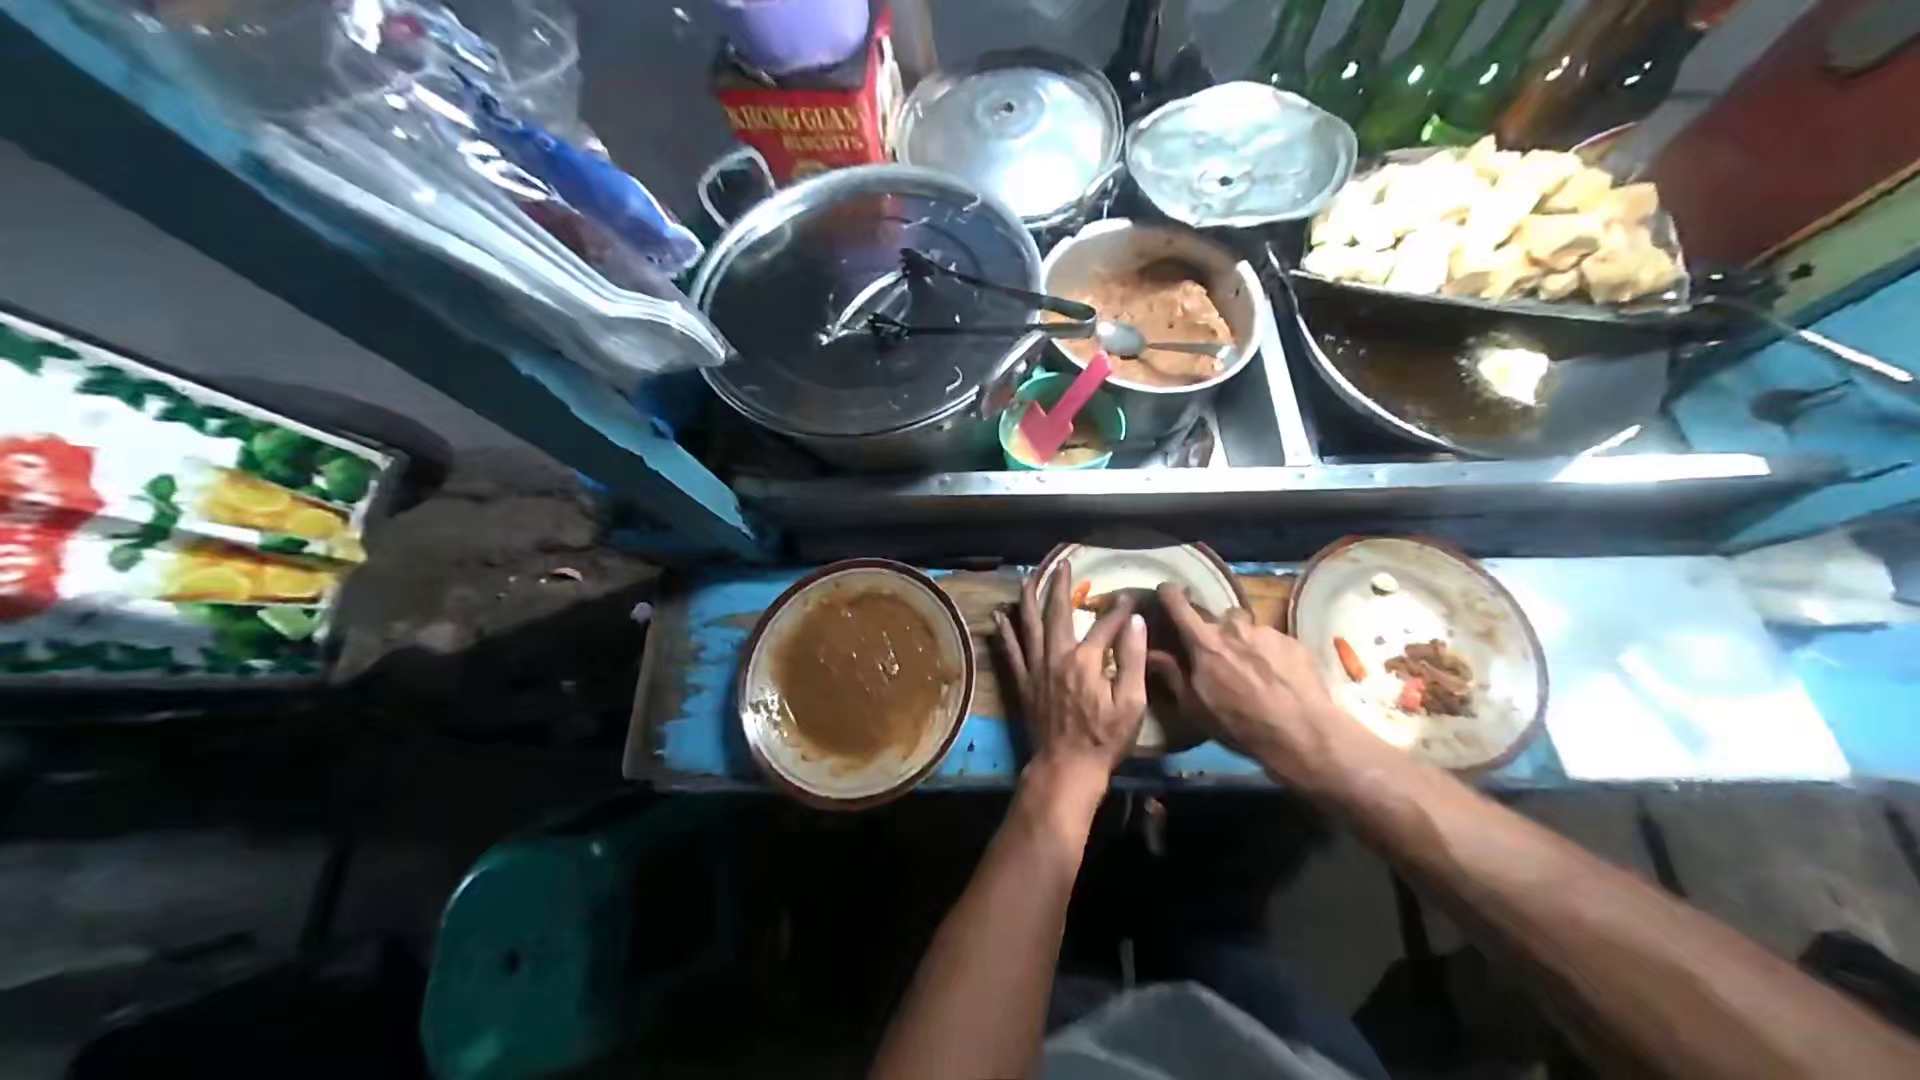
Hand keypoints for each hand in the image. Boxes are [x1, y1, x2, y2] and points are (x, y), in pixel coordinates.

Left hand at [994, 562, 1148, 786]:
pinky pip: (1011, 650)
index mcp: (1086, 660)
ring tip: (1028, 578)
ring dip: (1029, 598)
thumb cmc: (1104, 738)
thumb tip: (1136, 621)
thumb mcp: (1132, 703)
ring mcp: (1036, 668)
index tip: (1128, 597)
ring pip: (1029, 624)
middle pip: (1058, 612)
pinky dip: (1005, 631)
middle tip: (1063, 564)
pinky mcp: (1023, 682)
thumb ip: (1133, 659)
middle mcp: (1057, 656)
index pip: (1105, 624)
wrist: (1067, 766)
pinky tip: (1000, 615)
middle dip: (1061, 585)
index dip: (1118, 609)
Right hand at [1148, 583, 1360, 790]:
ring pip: (1247, 629)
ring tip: (1253, 670)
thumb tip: (1151, 652)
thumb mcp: (1195, 708)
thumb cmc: (1240, 724)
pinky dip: (1269, 653)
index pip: (1178, 604)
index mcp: (1204, 642)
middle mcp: (1233, 627)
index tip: (1166, 592)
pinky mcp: (1292, 641)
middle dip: (1214, 632)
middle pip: (1217, 618)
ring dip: (1244, 643)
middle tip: (1220, 657)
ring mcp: (1266, 632)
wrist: (1304, 734)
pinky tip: (1277, 677)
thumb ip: (1172, 675)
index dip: (1169, 593)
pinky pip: (1272, 640)